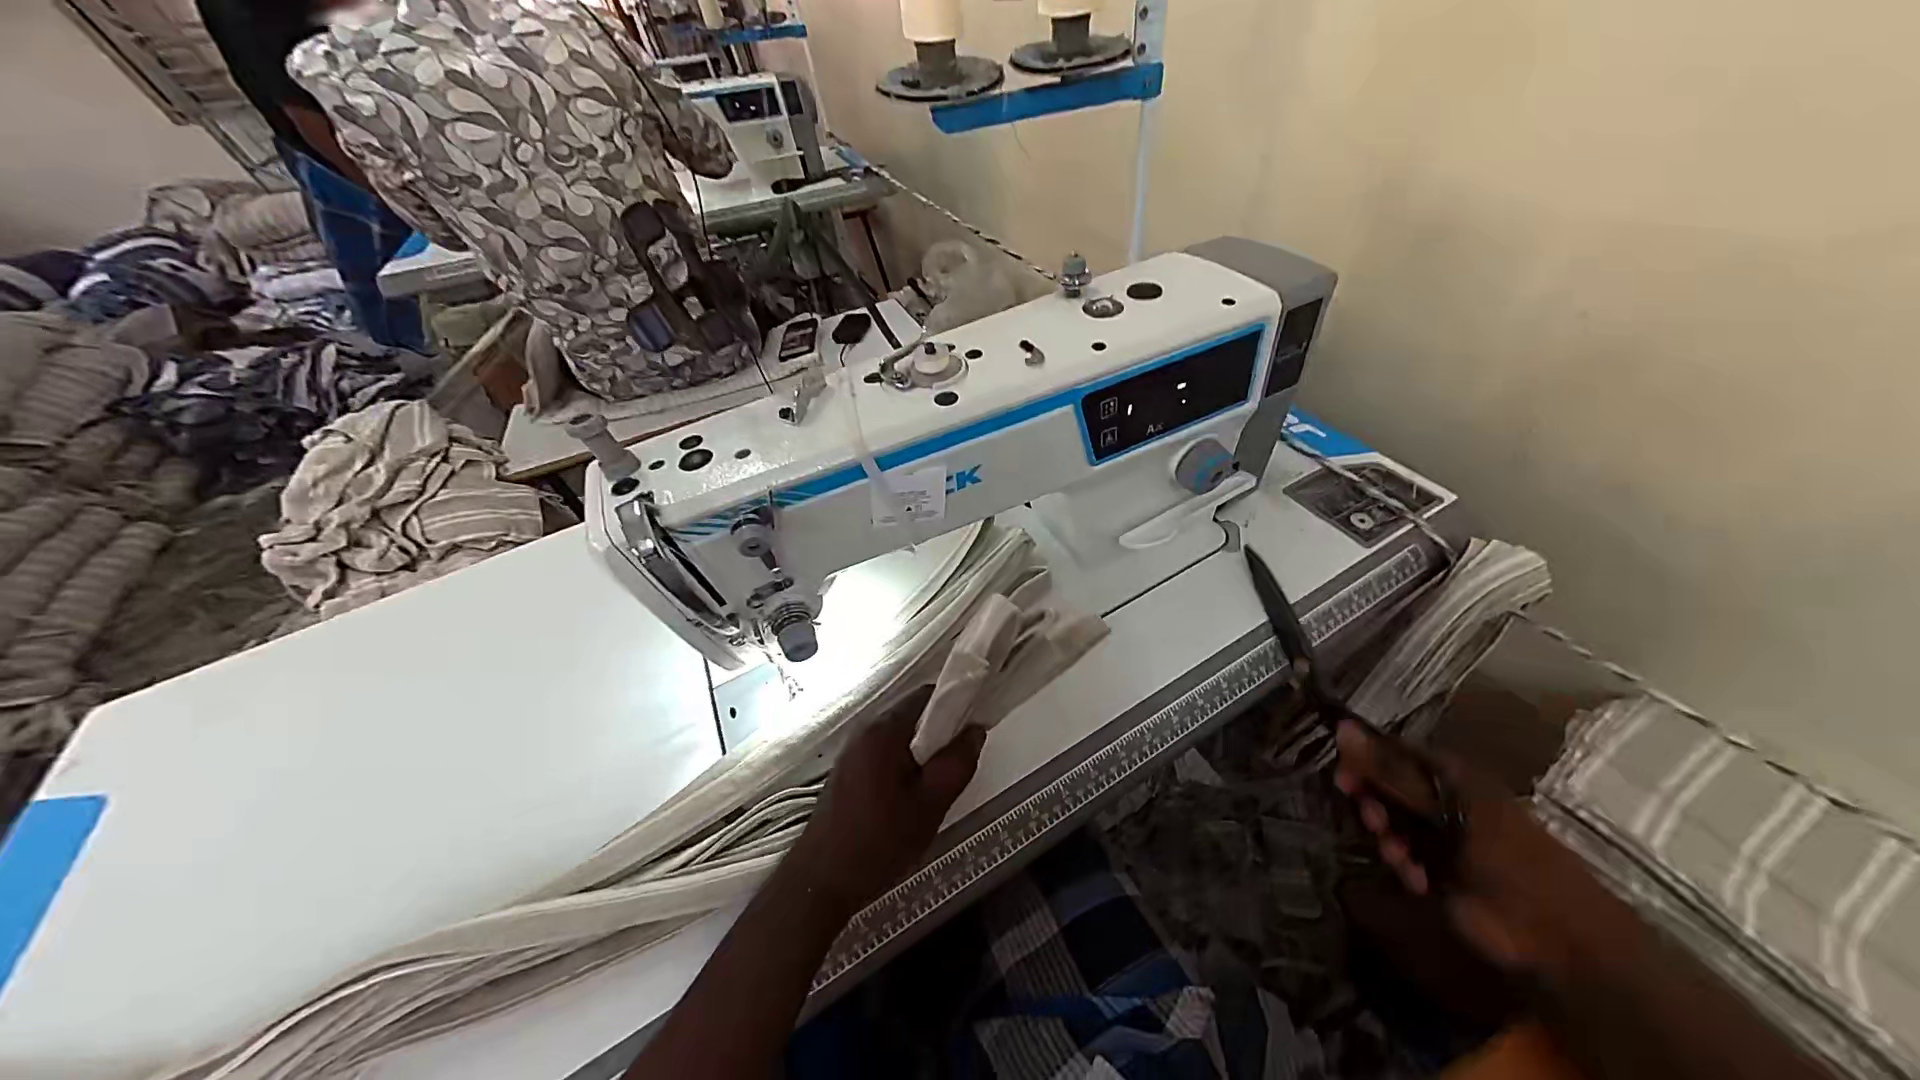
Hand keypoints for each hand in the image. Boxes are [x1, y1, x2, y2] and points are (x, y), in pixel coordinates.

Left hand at [786, 686, 986, 916]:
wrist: (820, 883)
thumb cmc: (878, 841)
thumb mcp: (930, 804)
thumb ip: (957, 763)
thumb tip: (975, 730)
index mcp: (883, 731)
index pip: (926, 695)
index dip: (956, 703)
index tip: (975, 724)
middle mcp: (864, 733)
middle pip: (912, 716)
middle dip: (940, 733)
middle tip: (959, 763)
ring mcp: (852, 753)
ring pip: (899, 739)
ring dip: (922, 753)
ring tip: (938, 786)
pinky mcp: (846, 774)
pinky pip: (884, 755)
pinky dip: (904, 766)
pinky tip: (912, 798)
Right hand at [1334, 719, 1593, 972]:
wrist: (1556, 937)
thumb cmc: (1509, 857)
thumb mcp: (1446, 807)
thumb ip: (1390, 771)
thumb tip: (1341, 727)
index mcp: (1453, 776)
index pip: (1396, 751)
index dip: (1365, 758)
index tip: (1341, 774)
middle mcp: (1445, 801)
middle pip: (1388, 787)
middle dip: (1374, 802)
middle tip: (1372, 819)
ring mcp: (1442, 837)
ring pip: (1392, 823)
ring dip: (1388, 837)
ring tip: (1399, 856)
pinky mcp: (1438, 871)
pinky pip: (1403, 856)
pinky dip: (1404, 865)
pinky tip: (1416, 879)